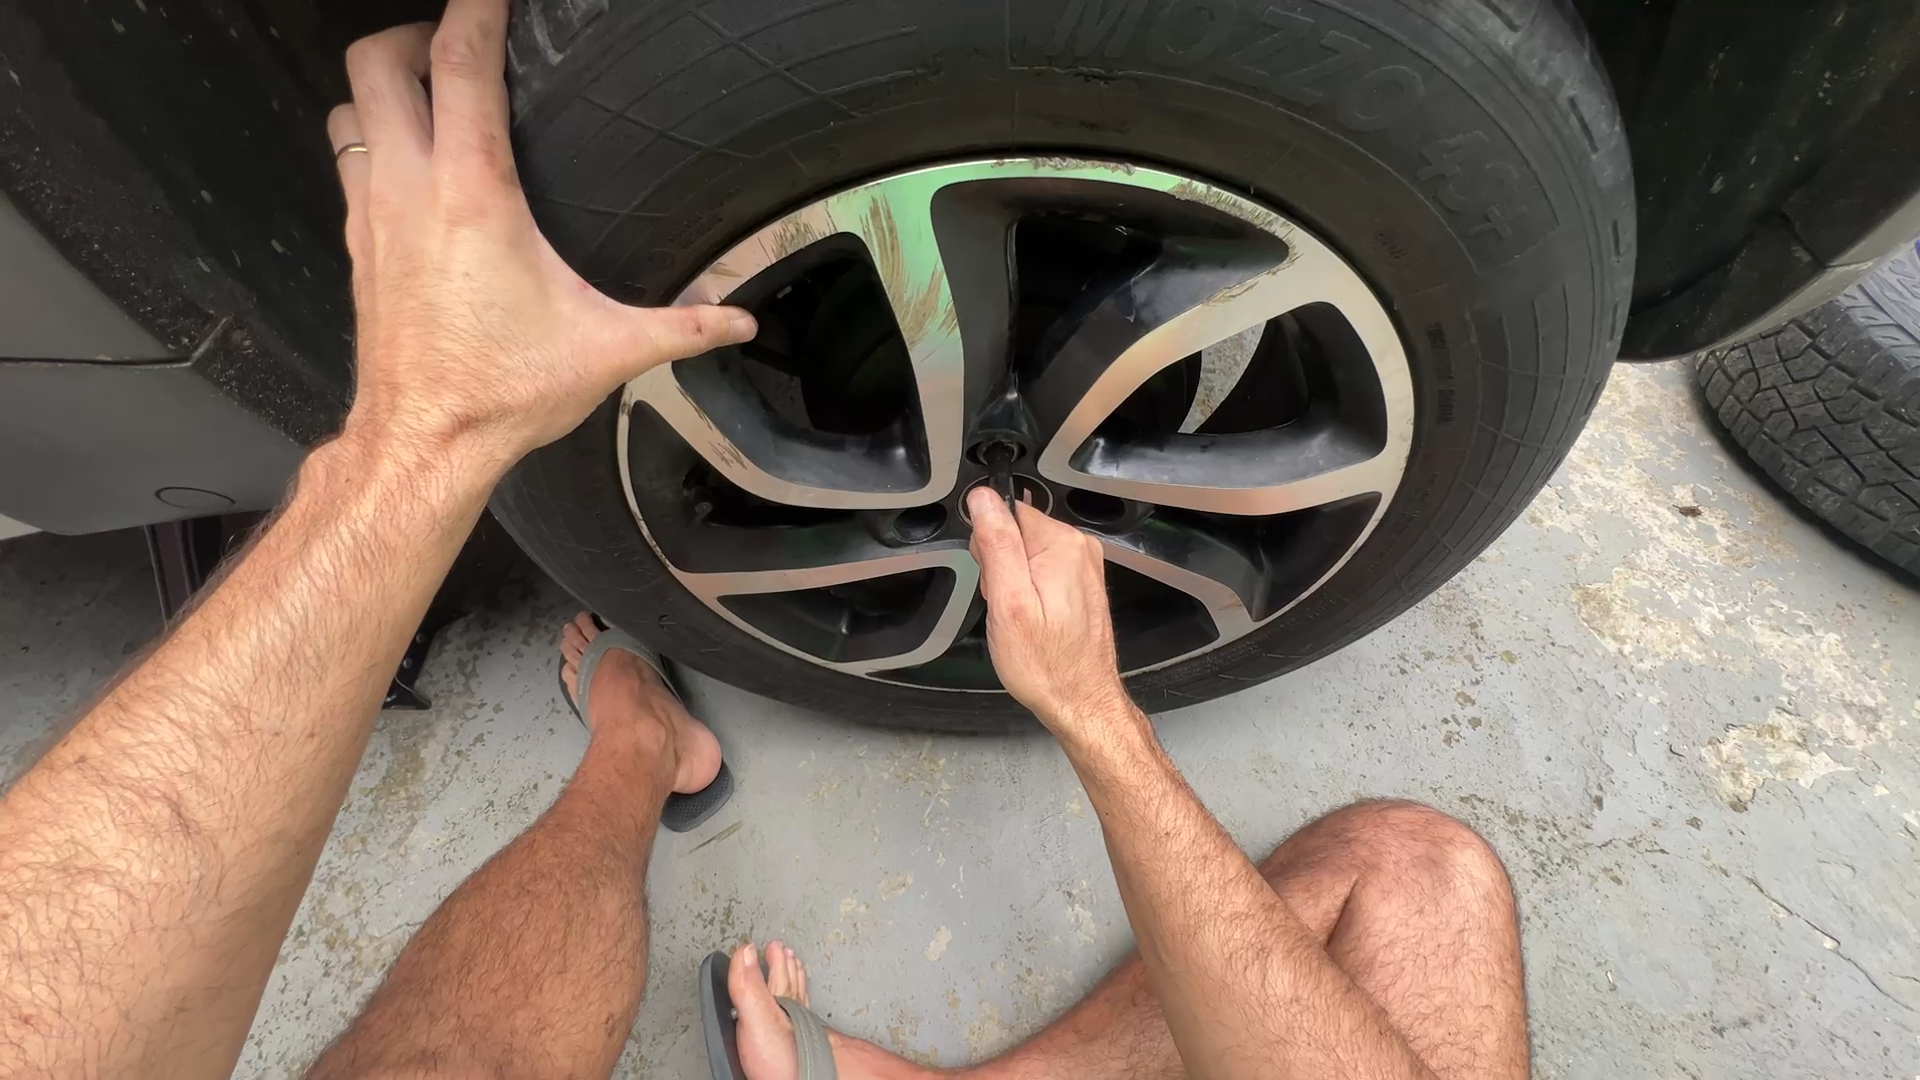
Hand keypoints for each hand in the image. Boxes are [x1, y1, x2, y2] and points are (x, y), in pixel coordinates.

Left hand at [327, 0, 755, 467]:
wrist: (431, 435)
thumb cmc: (512, 387)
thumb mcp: (613, 351)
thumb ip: (684, 328)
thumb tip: (740, 321)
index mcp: (476, 196)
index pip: (459, 66)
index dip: (476, 12)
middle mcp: (411, 188)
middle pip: (378, 63)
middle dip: (414, 33)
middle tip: (460, 44)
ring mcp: (374, 215)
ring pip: (350, 108)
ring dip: (386, 88)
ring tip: (432, 101)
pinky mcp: (359, 246)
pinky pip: (349, 163)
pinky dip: (375, 143)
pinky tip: (417, 176)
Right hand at [966, 487, 1131, 727]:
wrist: (1081, 701)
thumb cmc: (1046, 664)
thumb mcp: (1008, 602)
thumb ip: (997, 544)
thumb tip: (984, 499)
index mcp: (1061, 544)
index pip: (1007, 512)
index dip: (989, 547)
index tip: (994, 580)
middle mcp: (1079, 548)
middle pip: (1017, 532)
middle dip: (1000, 566)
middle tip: (1006, 604)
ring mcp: (1083, 565)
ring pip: (1027, 552)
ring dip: (1013, 581)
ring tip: (1021, 616)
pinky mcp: (1082, 582)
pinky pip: (1041, 570)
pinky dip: (1030, 591)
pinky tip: (1033, 618)